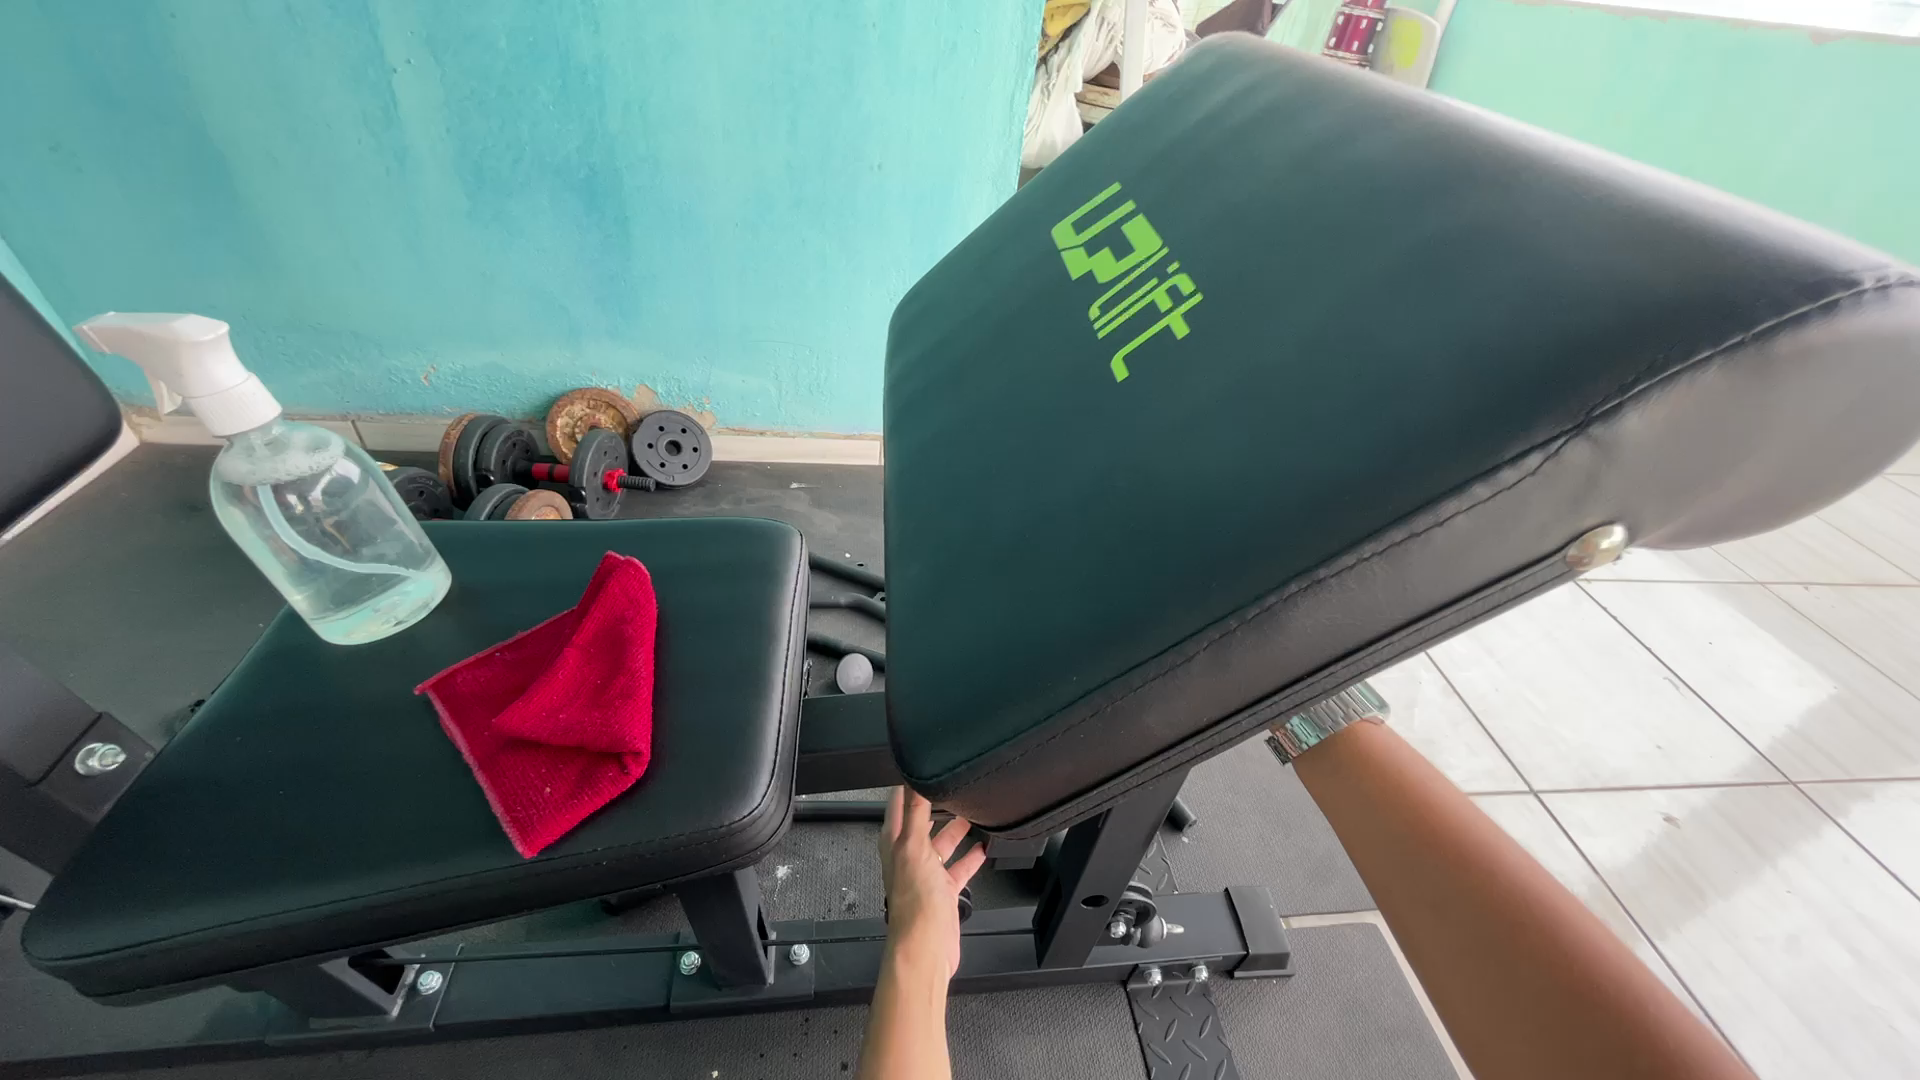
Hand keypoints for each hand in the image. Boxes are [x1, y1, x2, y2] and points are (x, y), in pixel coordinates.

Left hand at [878, 787, 987, 977]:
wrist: (925, 947)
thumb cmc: (913, 904)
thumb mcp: (914, 847)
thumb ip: (915, 813)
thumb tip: (914, 780)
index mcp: (895, 843)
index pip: (898, 805)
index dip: (907, 786)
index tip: (919, 769)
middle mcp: (908, 857)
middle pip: (922, 823)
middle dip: (936, 806)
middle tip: (952, 788)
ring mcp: (926, 875)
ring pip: (941, 844)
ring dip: (955, 830)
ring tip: (972, 813)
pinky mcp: (943, 891)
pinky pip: (958, 868)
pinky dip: (970, 858)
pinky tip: (983, 848)